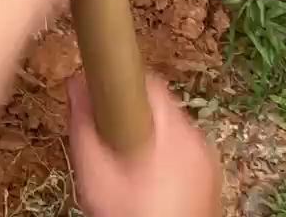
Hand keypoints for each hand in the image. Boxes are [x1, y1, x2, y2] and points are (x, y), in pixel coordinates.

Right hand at [67, 75, 222, 216]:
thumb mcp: (94, 171)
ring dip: (145, 136)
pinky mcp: (211, 185)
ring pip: (169, 130)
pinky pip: (182, 154)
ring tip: (122, 163)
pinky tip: (142, 182)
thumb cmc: (130, 214)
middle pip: (158, 106)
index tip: (98, 94)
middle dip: (129, 113)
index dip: (118, 82)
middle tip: (105, 135)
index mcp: (175, 131)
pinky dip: (161, 158)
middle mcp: (199, 142)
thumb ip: (82, 121)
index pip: (148, 81)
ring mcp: (209, 165)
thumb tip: (74, 82)